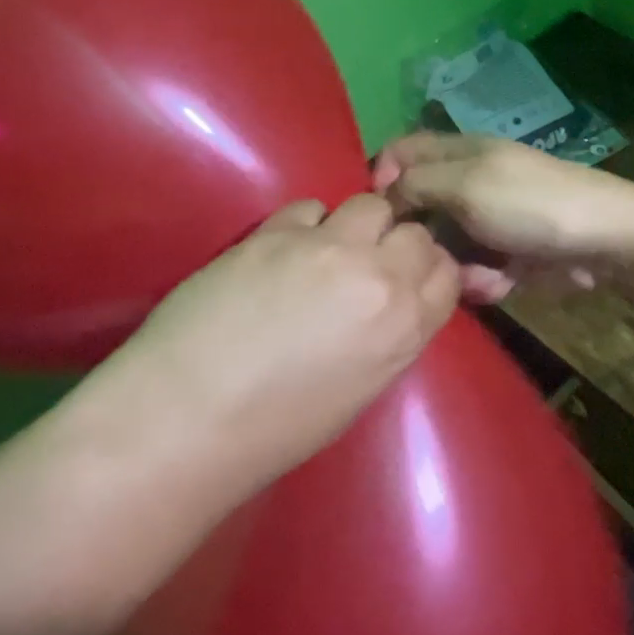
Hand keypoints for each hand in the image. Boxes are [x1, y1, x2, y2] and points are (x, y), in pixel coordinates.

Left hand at [115, 194, 459, 471]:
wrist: (188, 419)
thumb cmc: (278, 428)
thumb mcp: (363, 387)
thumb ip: (392, 333)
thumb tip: (393, 302)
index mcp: (407, 326)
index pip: (446, 271)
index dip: (427, 271)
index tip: (406, 280)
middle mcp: (379, 276)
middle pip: (414, 233)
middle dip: (397, 244)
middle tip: (366, 266)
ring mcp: (328, 248)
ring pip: (369, 206)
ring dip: (357, 225)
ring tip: (327, 251)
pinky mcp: (276, 232)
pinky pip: (309, 207)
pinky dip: (306, 225)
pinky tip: (283, 252)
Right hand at [372, 132, 633, 300]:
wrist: (602, 240)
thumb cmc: (529, 203)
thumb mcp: (464, 184)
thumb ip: (415, 184)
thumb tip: (383, 194)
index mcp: (460, 151)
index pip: (402, 151)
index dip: (381, 177)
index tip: (374, 215)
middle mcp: (470, 182)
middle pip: (421, 208)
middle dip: (421, 239)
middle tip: (425, 257)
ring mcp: (491, 220)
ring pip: (446, 248)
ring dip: (458, 266)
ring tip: (478, 274)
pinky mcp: (510, 254)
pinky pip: (478, 270)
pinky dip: (487, 280)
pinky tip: (503, 284)